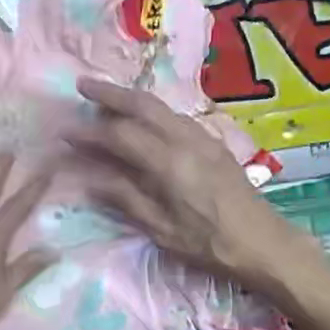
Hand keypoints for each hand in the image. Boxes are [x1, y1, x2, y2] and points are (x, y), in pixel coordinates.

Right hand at [69, 78, 308, 280]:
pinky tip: (143, 120)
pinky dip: (152, 111)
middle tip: (83, 85)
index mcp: (169, 163)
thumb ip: (126, 199)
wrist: (264, 243)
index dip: (89, 132)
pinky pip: (175, 116)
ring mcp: (203, 138)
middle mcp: (186, 140)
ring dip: (131, 99)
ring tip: (107, 100)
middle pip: (143, 104)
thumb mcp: (161, 229)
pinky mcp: (214, 144)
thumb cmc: (209, 243)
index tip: (65, 132)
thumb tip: (91, 179)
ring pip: (161, 107)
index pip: (120, 136)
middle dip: (110, 93)